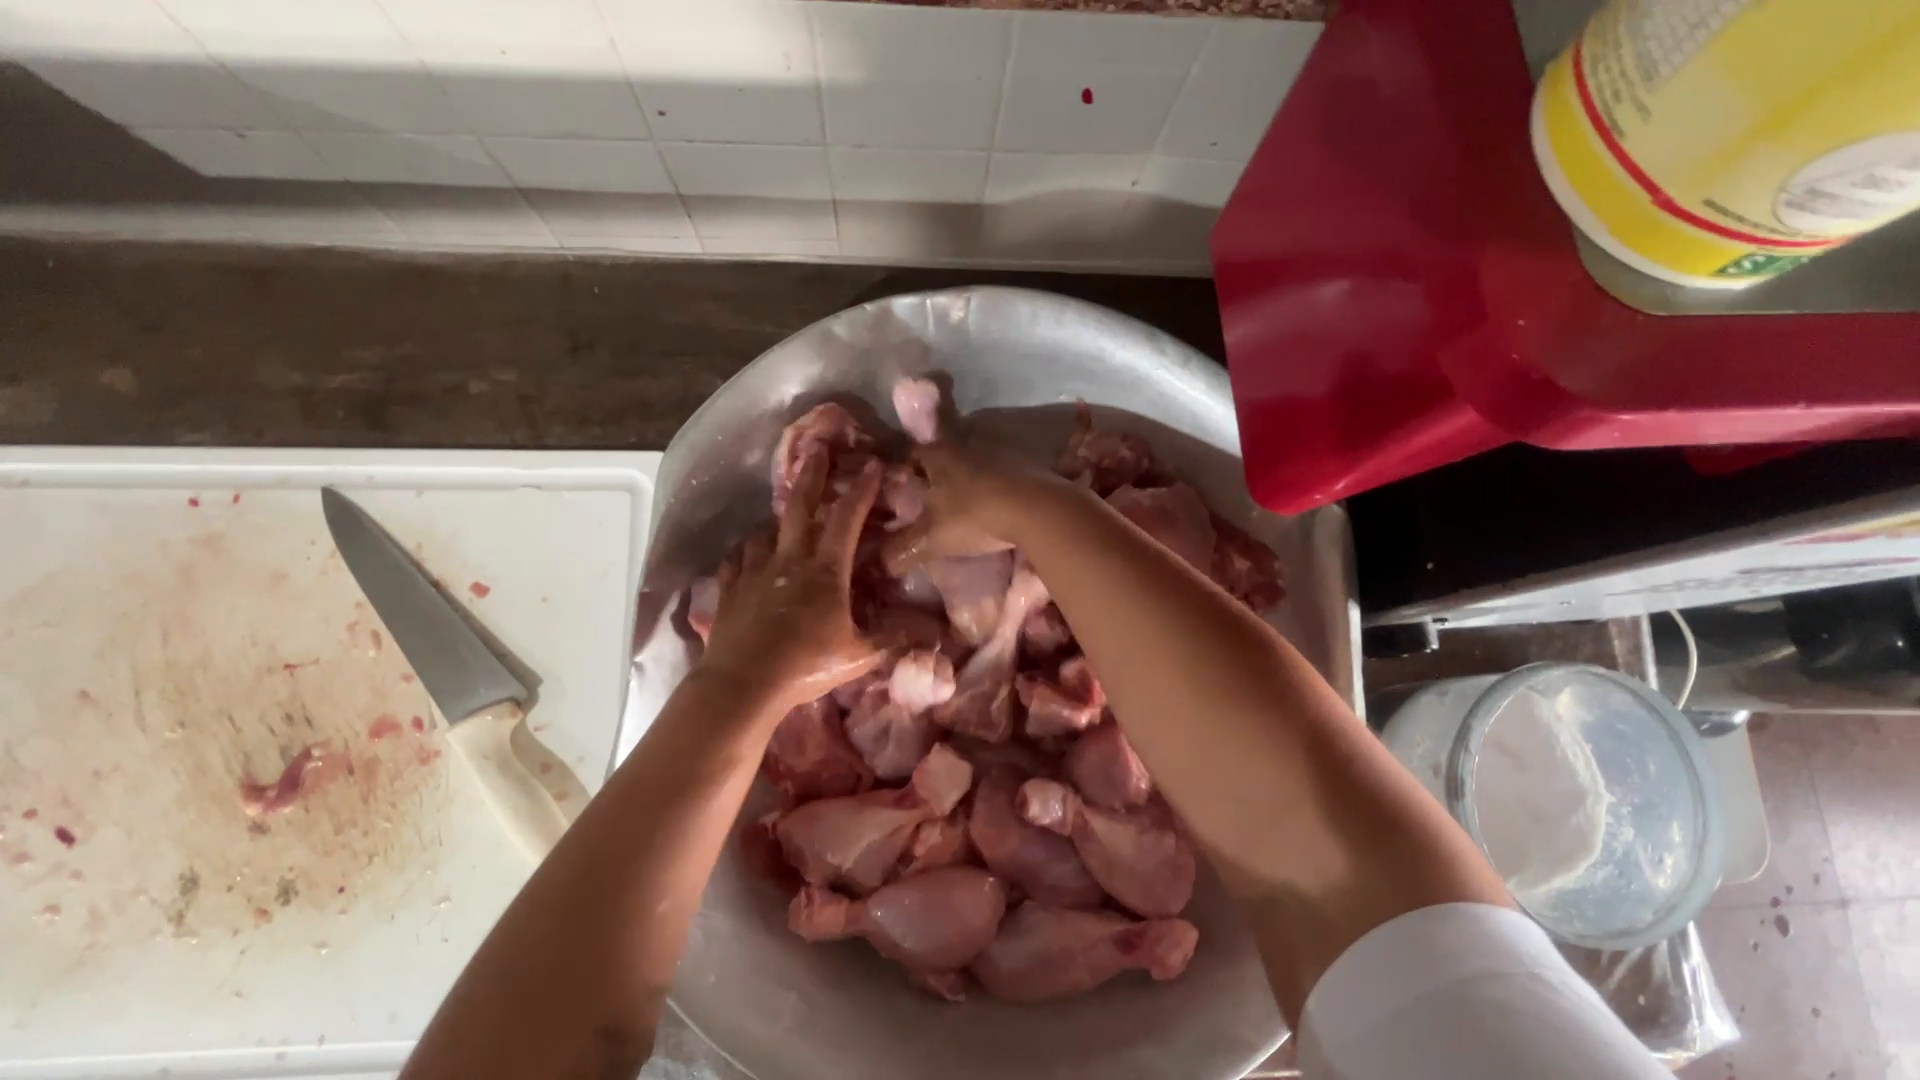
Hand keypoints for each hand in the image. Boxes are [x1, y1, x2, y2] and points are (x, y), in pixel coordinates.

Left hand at [700, 453, 884, 712]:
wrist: (744, 683)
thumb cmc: (806, 666)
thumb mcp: (859, 656)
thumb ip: (895, 640)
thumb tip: (935, 632)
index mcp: (825, 570)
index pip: (847, 518)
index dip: (862, 490)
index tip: (872, 465)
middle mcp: (789, 559)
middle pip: (799, 505)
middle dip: (812, 474)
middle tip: (818, 449)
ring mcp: (754, 571)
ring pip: (765, 530)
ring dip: (778, 517)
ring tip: (783, 513)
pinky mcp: (730, 588)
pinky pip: (737, 558)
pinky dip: (746, 550)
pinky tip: (748, 552)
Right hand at [882, 440, 1066, 572]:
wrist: (1036, 510)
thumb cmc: (973, 516)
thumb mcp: (931, 538)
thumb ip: (902, 548)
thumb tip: (878, 564)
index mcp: (940, 456)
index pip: (914, 453)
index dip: (904, 468)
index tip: (899, 486)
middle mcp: (968, 447)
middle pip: (946, 458)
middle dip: (937, 477)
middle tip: (929, 501)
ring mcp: (1001, 456)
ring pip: (976, 467)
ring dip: (969, 484)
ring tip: (962, 509)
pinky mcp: (1028, 470)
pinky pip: (1002, 479)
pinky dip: (995, 492)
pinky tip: (995, 512)